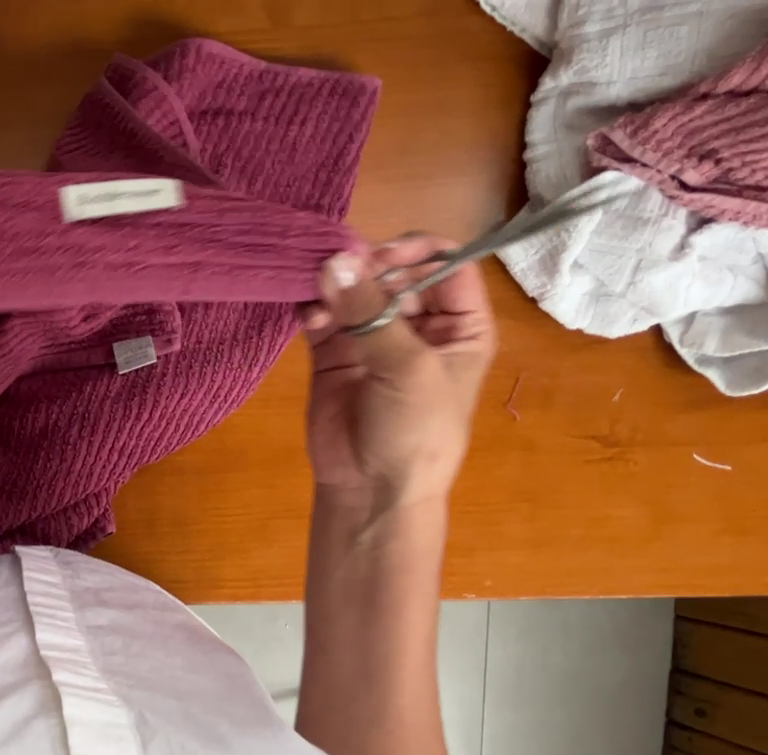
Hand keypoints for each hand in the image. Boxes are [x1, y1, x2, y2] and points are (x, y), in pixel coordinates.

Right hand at [300, 235, 497, 507]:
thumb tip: (333, 260)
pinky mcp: (332, 357)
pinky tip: (308, 315)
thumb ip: (370, 312)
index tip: (381, 258)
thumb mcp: (407, 366)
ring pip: (355, 293)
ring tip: (317, 288)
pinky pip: (322, 320)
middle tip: (340, 269)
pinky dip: (312, 310)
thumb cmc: (414, 429)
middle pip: (394, 273)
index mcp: (459, 324)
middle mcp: (417, 326)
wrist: (371, 489)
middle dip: (368, 267)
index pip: (445, 264)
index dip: (415, 251)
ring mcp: (371, 340)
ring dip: (336, 285)